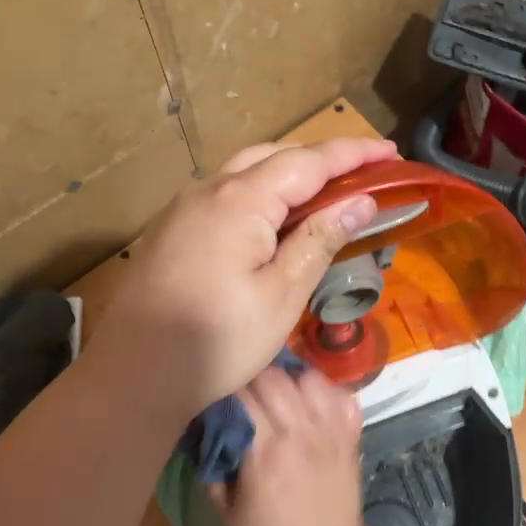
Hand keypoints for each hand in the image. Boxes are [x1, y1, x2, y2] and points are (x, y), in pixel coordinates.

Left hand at [88, 137, 396, 420]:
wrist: (135, 372)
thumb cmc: (217, 340)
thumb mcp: (282, 295)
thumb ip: (320, 240)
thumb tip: (360, 201)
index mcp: (241, 200)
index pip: (309, 162)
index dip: (354, 155)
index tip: (391, 153)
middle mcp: (208, 190)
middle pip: (274, 157)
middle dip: (322, 160)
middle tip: (362, 174)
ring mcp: (183, 209)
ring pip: (245, 173)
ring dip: (288, 175)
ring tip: (324, 194)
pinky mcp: (171, 231)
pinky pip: (224, 195)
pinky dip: (259, 195)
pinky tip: (272, 223)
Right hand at [212, 368, 368, 525]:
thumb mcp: (225, 513)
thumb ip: (213, 468)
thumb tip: (205, 431)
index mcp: (264, 453)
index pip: (242, 395)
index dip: (226, 388)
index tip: (218, 394)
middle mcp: (300, 434)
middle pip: (274, 378)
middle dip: (254, 376)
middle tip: (245, 390)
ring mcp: (331, 433)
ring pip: (309, 379)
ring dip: (289, 378)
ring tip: (278, 391)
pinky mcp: (352, 438)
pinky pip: (342, 396)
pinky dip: (325, 391)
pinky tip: (311, 401)